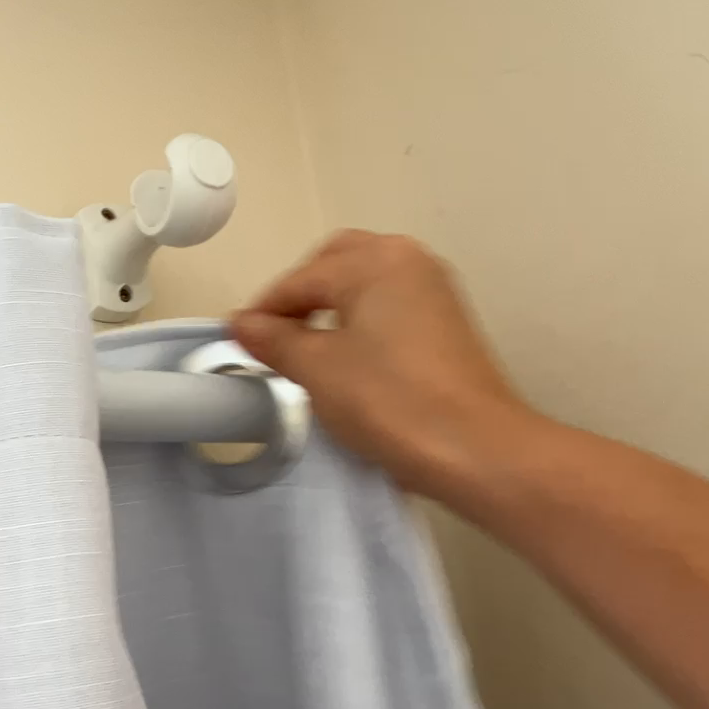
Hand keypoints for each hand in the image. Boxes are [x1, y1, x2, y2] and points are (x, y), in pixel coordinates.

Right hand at [232, 231, 537, 496]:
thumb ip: (274, 340)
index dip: (263, 310)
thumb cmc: (388, 400)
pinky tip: (341, 358)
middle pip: (337, 263)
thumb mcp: (316, 369)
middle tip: (270, 335)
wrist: (473, 447)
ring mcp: (434, 291)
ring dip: (327, 306)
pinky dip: (355, 320)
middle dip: (298, 294)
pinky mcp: (445, 324)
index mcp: (375, 261)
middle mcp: (409, 261)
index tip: (235, 341)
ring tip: (300, 349)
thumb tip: (241, 324)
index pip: (301, 279)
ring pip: (364, 283)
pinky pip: (386, 306)